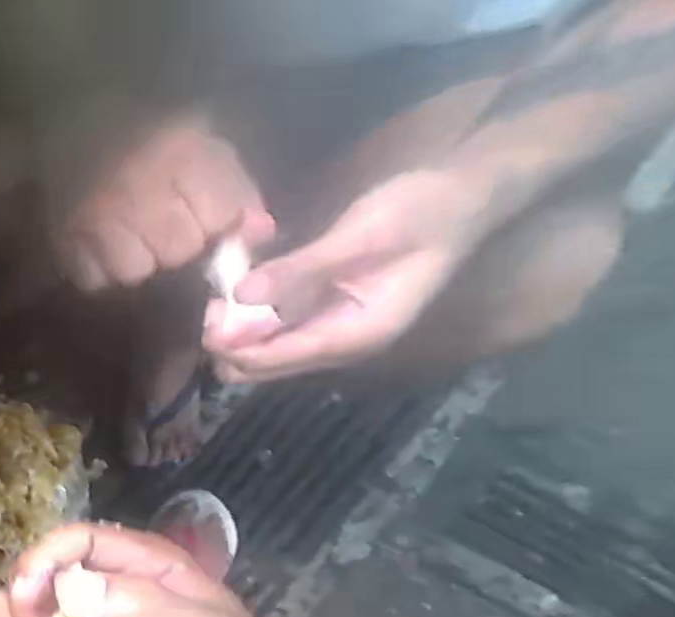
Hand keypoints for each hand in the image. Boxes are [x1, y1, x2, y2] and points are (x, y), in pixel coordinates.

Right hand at [57, 118, 275, 290]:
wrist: (70, 114)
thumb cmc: (145, 130)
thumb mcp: (202, 143)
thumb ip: (236, 188)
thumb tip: (262, 233)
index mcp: (181, 152)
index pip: (219, 219)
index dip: (215, 226)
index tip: (203, 219)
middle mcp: (139, 188)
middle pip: (177, 252)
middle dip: (175, 247)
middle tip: (161, 229)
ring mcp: (97, 217)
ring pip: (134, 272)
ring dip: (136, 263)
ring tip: (129, 241)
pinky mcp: (64, 238)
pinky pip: (94, 280)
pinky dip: (99, 271)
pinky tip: (101, 248)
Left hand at [203, 169, 494, 380]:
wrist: (468, 192)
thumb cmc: (425, 211)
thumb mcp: (362, 235)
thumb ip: (301, 269)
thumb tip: (242, 295)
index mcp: (356, 336)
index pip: (281, 359)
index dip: (238, 349)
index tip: (206, 327)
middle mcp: (340, 345)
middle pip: (267, 366)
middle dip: (233, 345)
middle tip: (210, 308)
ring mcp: (332, 332)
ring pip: (267, 351)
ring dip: (238, 333)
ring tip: (216, 298)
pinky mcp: (324, 315)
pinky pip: (277, 329)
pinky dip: (253, 317)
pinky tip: (237, 291)